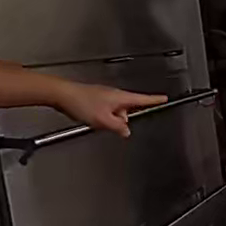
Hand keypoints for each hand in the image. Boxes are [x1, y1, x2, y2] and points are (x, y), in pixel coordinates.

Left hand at [52, 82, 167, 136]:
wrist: (61, 94)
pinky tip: (91, 119)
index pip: (144, 99)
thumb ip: (118, 127)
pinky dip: (102, 116)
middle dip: (123, 119)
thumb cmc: (81, 103)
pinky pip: (105, 110)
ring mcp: (105, 96)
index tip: (164, 99)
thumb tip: (126, 131)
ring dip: (110, 119)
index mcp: (121, 98)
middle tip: (113, 126)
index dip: (155, 100)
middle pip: (128, 109)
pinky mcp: (96, 98)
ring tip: (96, 122)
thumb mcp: (103, 120)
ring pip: (115, 111)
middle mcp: (115, 95)